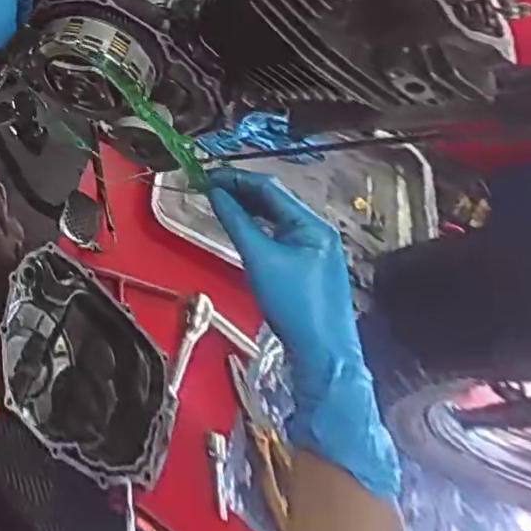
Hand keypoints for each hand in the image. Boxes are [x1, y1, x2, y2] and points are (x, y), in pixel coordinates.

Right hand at [207, 168, 401, 497]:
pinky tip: (238, 224)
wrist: (323, 354)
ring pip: (273, 215)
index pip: (268, 188)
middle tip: (208, 186)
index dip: (235, 178)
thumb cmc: (298, 308)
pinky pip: (276, 232)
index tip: (208, 176)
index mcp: (313, 225)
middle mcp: (317, 232)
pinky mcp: (306, 264)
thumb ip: (235, 220)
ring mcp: (314, 248)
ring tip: (218, 201)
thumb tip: (217, 195)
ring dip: (245, 206)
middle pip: (272, 199)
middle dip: (239, 190)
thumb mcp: (258, 257)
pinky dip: (255, 224)